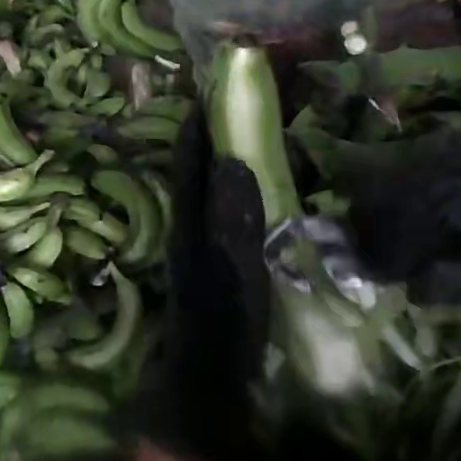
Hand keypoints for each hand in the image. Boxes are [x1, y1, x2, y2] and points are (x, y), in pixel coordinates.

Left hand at [130, 110, 267, 460]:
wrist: (210, 375)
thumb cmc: (223, 320)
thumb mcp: (231, 267)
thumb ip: (233, 215)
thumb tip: (234, 159)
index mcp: (190, 219)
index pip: (190, 158)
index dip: (200, 121)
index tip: (217, 86)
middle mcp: (192, 223)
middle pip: (202, 165)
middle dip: (219, 130)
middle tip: (249, 100)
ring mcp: (205, 241)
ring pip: (216, 185)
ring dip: (233, 154)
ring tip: (262, 131)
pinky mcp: (220, 257)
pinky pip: (231, 207)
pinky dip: (247, 185)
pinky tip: (270, 184)